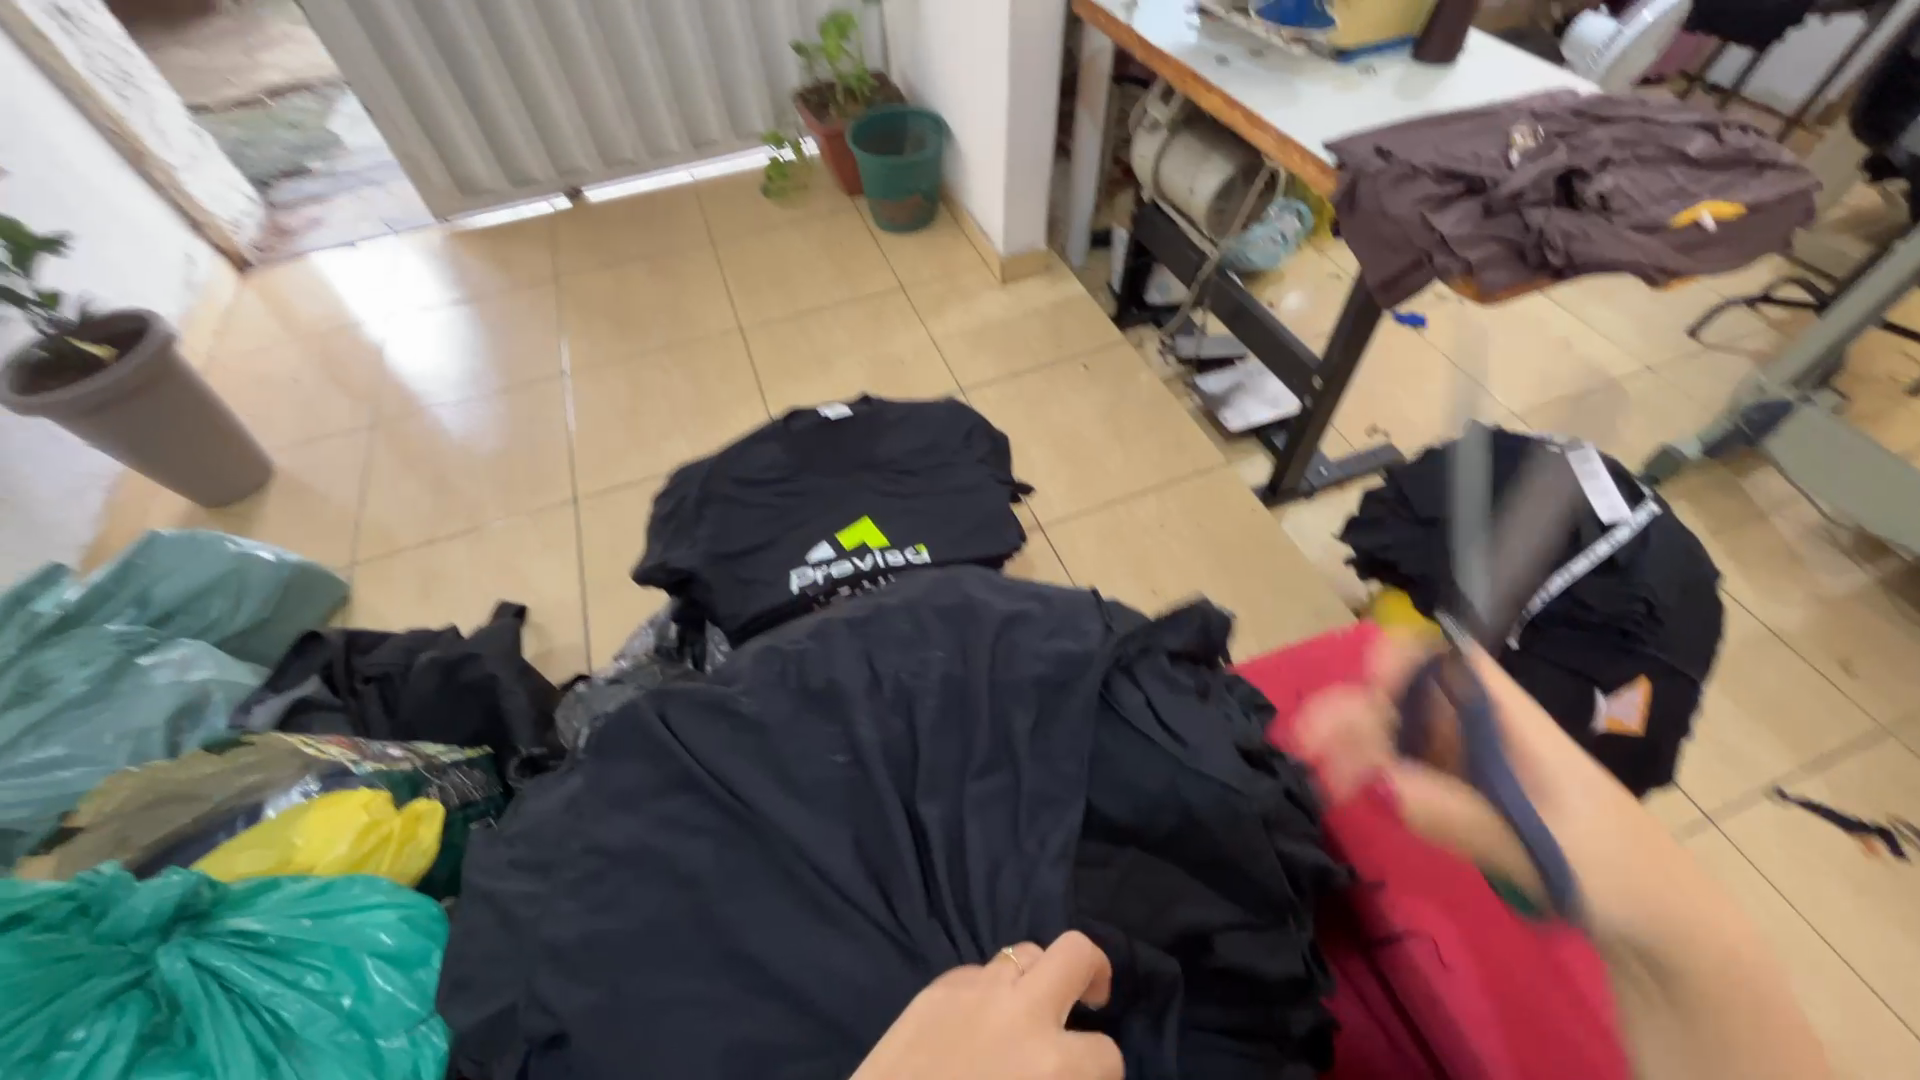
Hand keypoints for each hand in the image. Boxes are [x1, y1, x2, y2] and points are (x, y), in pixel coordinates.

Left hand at [851, 931, 1123, 1079]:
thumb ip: (1058, 1078)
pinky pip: (979, 971)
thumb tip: (1065, 1068)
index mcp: (1052, 1063)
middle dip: (1094, 972)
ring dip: (1038, 978)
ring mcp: (974, 990)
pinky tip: (979, 1020)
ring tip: (1031, 1008)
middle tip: (1090, 1000)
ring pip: (1026, 952)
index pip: (1107, 1055)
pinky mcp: (936, 987)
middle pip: (1077, 953)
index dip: (1105, 1074)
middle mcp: (1020, 1011)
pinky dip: (990, 990)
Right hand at [1294, 631, 1699, 948]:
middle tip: (1303, 747)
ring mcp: (1469, 765)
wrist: (1663, 932)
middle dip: (1351, 712)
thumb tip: (1379, 785)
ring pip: (1394, 733)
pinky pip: (1402, 771)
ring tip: (1315, 776)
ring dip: (1349, 744)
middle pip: (1405, 698)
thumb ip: (1461, 818)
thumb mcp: (1544, 849)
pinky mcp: (1460, 797)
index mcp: (1513, 722)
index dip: (1402, 659)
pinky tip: (1344, 790)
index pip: (1452, 663)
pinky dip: (1368, 775)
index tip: (1359, 686)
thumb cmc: (1620, 874)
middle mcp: (1482, 732)